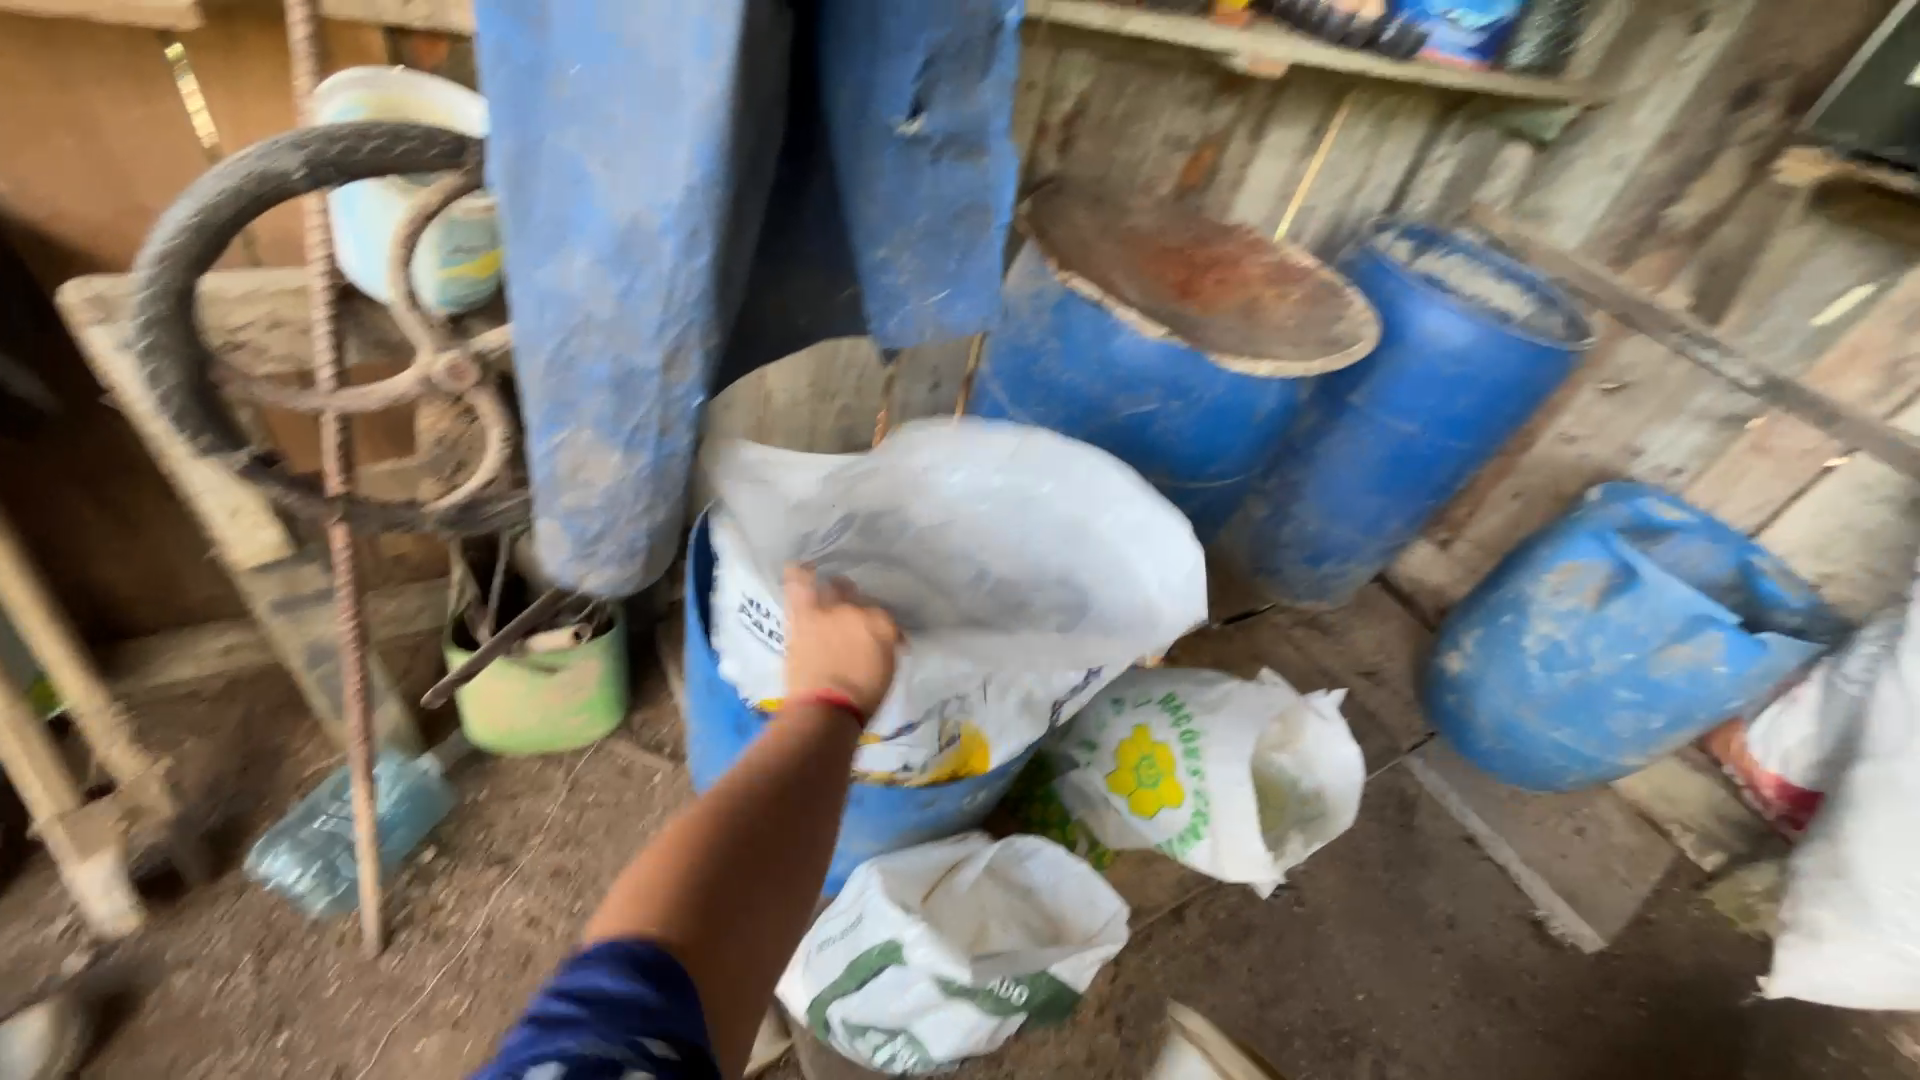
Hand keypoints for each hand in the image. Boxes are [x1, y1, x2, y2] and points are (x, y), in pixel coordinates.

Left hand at [782, 565, 899, 716]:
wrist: (825, 710)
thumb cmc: (862, 699)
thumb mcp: (887, 672)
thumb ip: (886, 647)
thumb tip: (883, 641)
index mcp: (883, 625)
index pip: (885, 618)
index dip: (882, 631)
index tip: (880, 645)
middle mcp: (858, 610)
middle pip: (860, 600)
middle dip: (859, 609)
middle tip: (852, 626)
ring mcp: (829, 609)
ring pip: (834, 587)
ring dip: (835, 590)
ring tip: (831, 594)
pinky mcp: (803, 615)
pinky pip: (799, 584)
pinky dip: (798, 573)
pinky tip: (797, 566)